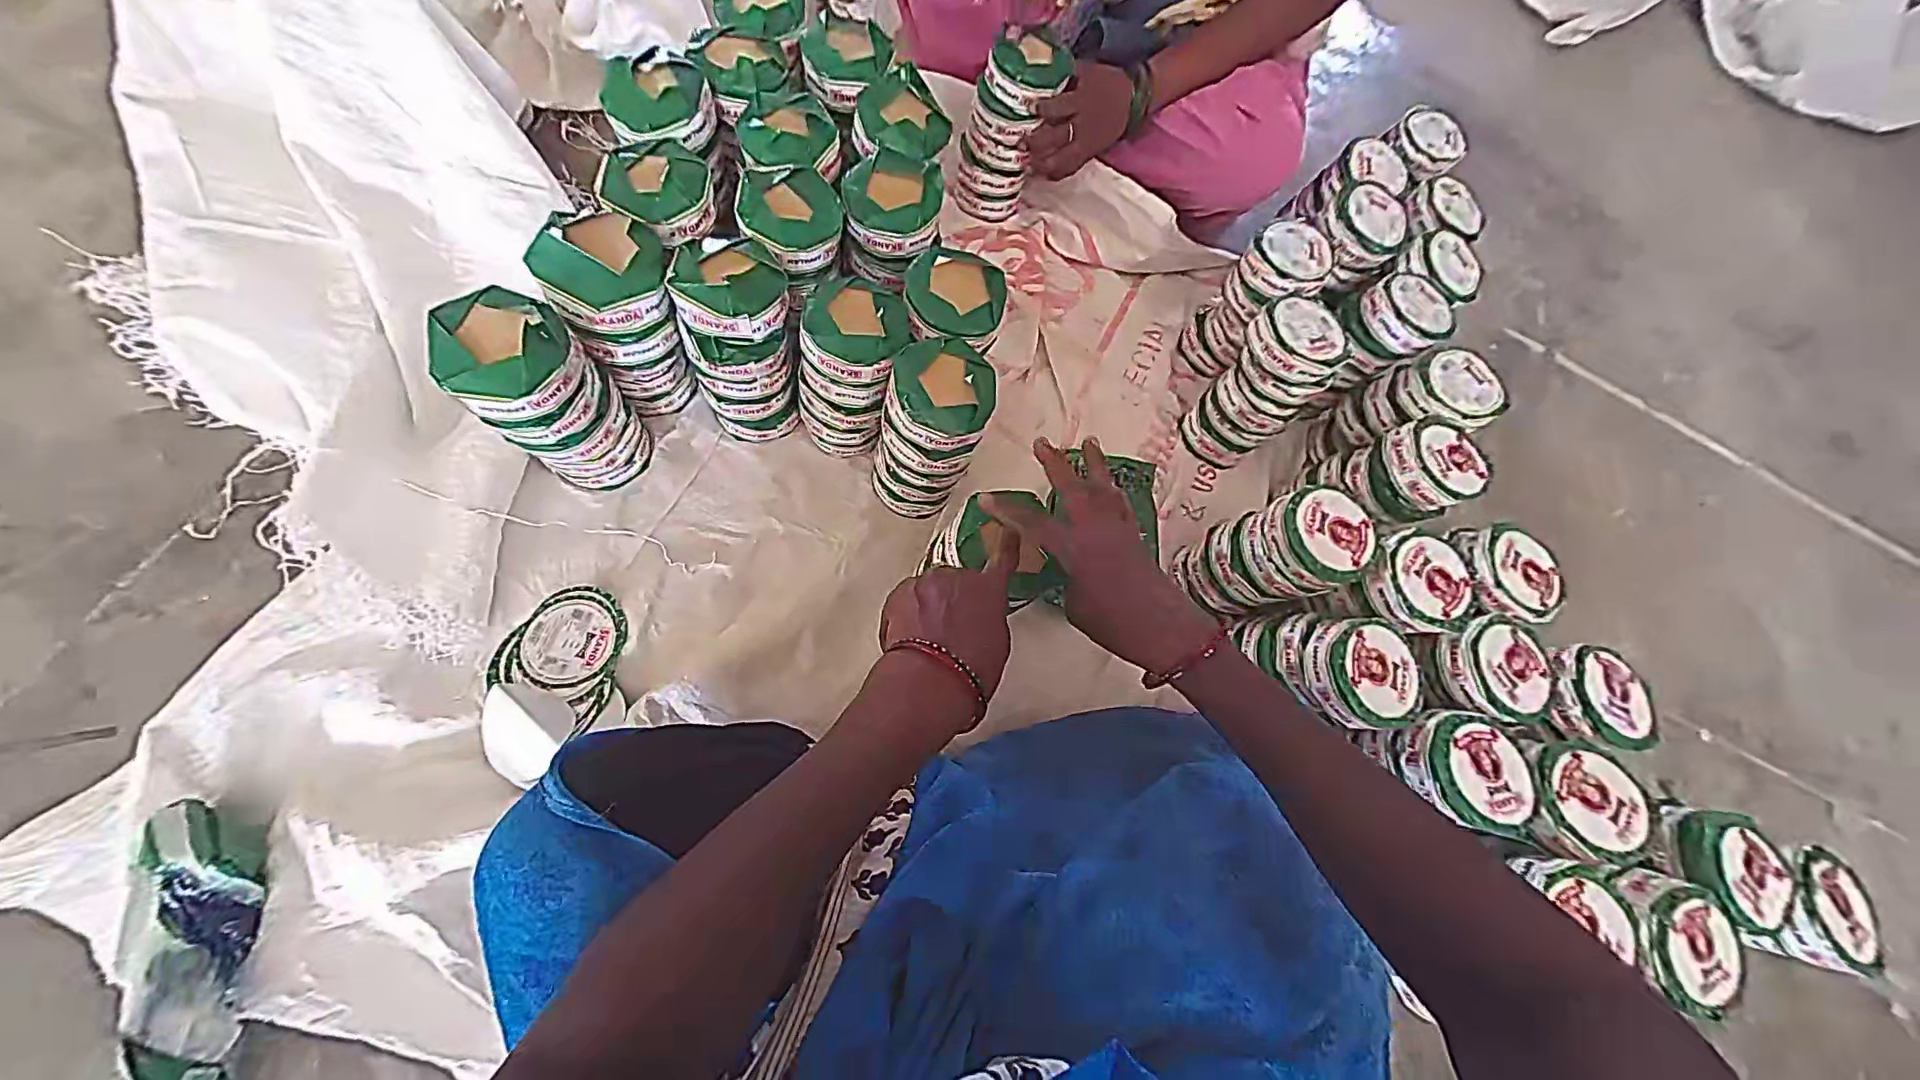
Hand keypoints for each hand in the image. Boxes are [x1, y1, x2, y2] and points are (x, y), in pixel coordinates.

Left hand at [877, 527, 1020, 725]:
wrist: (930, 680)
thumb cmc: (972, 670)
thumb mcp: (997, 642)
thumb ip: (989, 616)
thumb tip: (978, 617)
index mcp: (989, 588)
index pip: (1003, 558)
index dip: (1006, 544)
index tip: (1008, 531)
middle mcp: (957, 577)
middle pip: (955, 579)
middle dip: (953, 596)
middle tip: (951, 628)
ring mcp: (925, 583)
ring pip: (928, 589)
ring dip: (929, 605)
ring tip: (928, 638)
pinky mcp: (898, 594)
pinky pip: (906, 600)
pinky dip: (907, 614)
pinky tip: (911, 639)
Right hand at [984, 438, 1220, 675]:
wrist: (1162, 627)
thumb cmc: (1112, 622)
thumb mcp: (1074, 604)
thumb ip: (1066, 580)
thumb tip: (1068, 571)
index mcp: (1074, 548)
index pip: (1032, 523)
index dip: (1007, 512)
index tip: (987, 499)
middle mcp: (1096, 530)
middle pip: (1072, 488)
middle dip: (1055, 464)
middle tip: (1042, 444)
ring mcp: (1119, 529)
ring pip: (1104, 487)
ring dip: (1094, 464)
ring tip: (1089, 442)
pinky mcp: (1136, 535)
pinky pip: (1122, 502)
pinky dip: (1113, 490)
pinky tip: (1112, 485)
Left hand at [1029, 61, 1132, 181]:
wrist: (1133, 100)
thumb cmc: (1108, 82)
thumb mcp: (1089, 71)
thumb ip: (1067, 73)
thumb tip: (1043, 66)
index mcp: (1081, 101)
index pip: (1057, 107)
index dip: (1041, 109)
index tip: (1027, 108)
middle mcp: (1082, 125)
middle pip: (1054, 138)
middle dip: (1035, 142)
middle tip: (1020, 143)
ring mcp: (1085, 142)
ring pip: (1060, 159)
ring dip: (1041, 163)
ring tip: (1026, 164)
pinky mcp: (1089, 154)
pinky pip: (1070, 168)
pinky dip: (1055, 173)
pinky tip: (1041, 174)